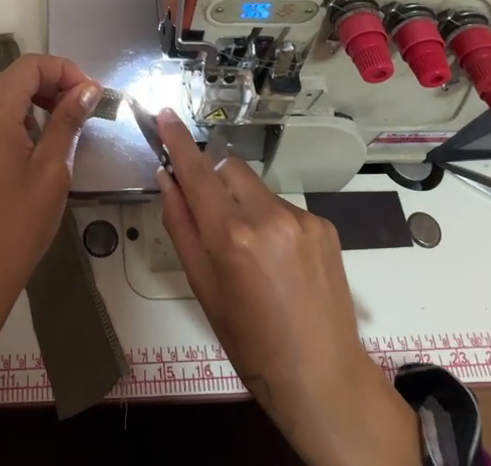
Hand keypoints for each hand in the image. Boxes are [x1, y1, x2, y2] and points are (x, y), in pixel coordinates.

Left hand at [0, 54, 98, 359]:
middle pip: (14, 74)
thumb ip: (68, 122)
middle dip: (51, 81)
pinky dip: (18, 113)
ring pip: (1, 91)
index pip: (30, 66)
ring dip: (35, 96)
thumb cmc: (17, 225)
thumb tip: (88, 89)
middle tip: (83, 105)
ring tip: (66, 119)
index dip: (65, 70)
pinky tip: (40, 138)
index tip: (92, 94)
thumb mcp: (53, 170)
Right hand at [155, 109, 417, 465]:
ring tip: (246, 252)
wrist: (322, 375)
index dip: (179, 141)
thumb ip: (182, 227)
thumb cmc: (251, 343)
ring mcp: (302, 218)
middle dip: (212, 179)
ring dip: (241, 202)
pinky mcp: (323, 225)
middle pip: (229, 169)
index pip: (198, 173)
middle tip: (205, 212)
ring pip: (256, 188)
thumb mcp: (204, 289)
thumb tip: (167, 180)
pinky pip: (282, 207)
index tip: (166, 115)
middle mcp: (270, 216)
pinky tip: (275, 260)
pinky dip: (268, 220)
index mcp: (233, 236)